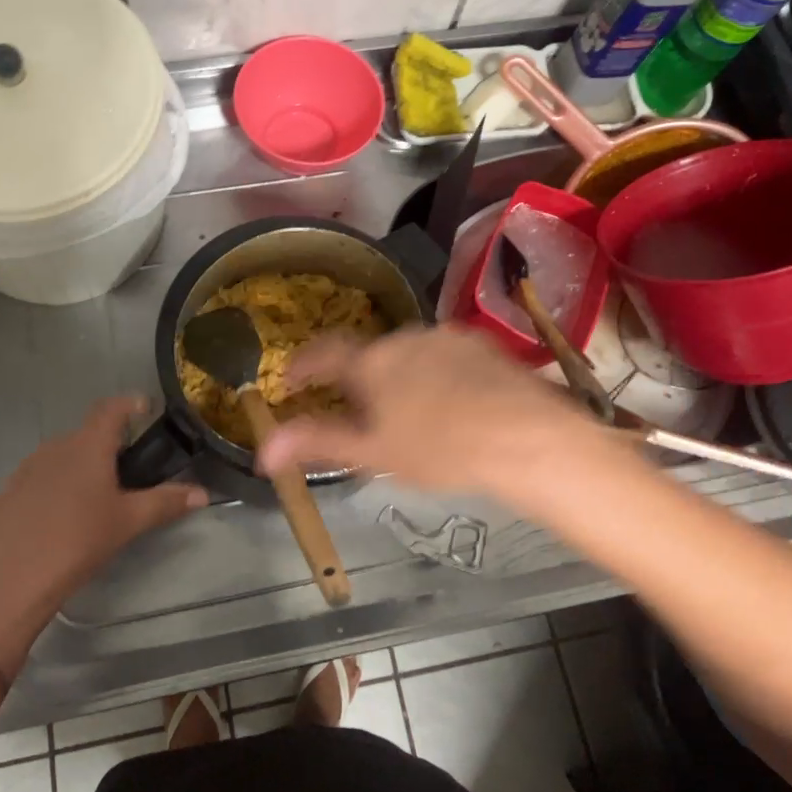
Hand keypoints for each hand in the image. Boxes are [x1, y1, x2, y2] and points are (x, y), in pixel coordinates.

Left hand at [0, 398, 203, 671]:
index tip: (146, 408)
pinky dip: (59, 484)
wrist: (12, 579)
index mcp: (87, 445)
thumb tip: (203, 493)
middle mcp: (56, 446)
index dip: (130, 403)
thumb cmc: (78, 541)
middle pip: (88, 434)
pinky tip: (64, 516)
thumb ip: (165, 502)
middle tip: (129, 470)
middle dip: (109, 445)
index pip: (111, 409)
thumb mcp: (128, 522)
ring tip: (98, 496)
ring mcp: (28, 468)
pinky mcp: (10, 491)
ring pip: (63, 456)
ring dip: (82, 465)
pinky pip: (42, 476)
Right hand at [256, 326, 625, 498]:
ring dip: (401, 376)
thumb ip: (317, 443)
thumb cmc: (440, 450)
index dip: (304, 364)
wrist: (527, 438)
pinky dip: (437, 375)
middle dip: (359, 379)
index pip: (324, 352)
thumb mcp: (373, 453)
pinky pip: (446, 357)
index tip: (292, 377)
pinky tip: (453, 406)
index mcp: (372, 361)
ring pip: (410, 355)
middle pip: (370, 355)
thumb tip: (264, 449)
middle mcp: (406, 338)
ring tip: (410, 413)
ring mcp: (448, 338)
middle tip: (361, 413)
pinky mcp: (484, 346)